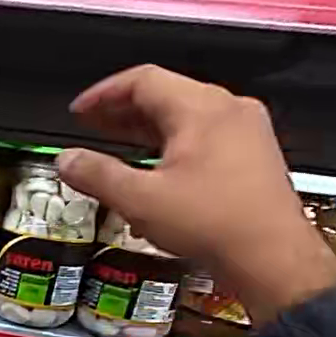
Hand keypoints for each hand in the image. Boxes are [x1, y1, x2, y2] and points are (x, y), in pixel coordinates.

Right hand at [58, 65, 335, 324]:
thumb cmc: (209, 222)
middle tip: (90, 125)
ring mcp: (244, 131)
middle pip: (165, 95)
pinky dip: (169, 145)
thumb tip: (65, 160)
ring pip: (184, 117)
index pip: (143, 80)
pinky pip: (201, 137)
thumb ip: (97, 175)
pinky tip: (152, 171)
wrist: (271, 256)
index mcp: (200, 108)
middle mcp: (228, 110)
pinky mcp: (251, 155)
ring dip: (144, 129)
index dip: (103, 93)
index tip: (78, 111)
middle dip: (121, 110)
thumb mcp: (139, 199)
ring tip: (114, 145)